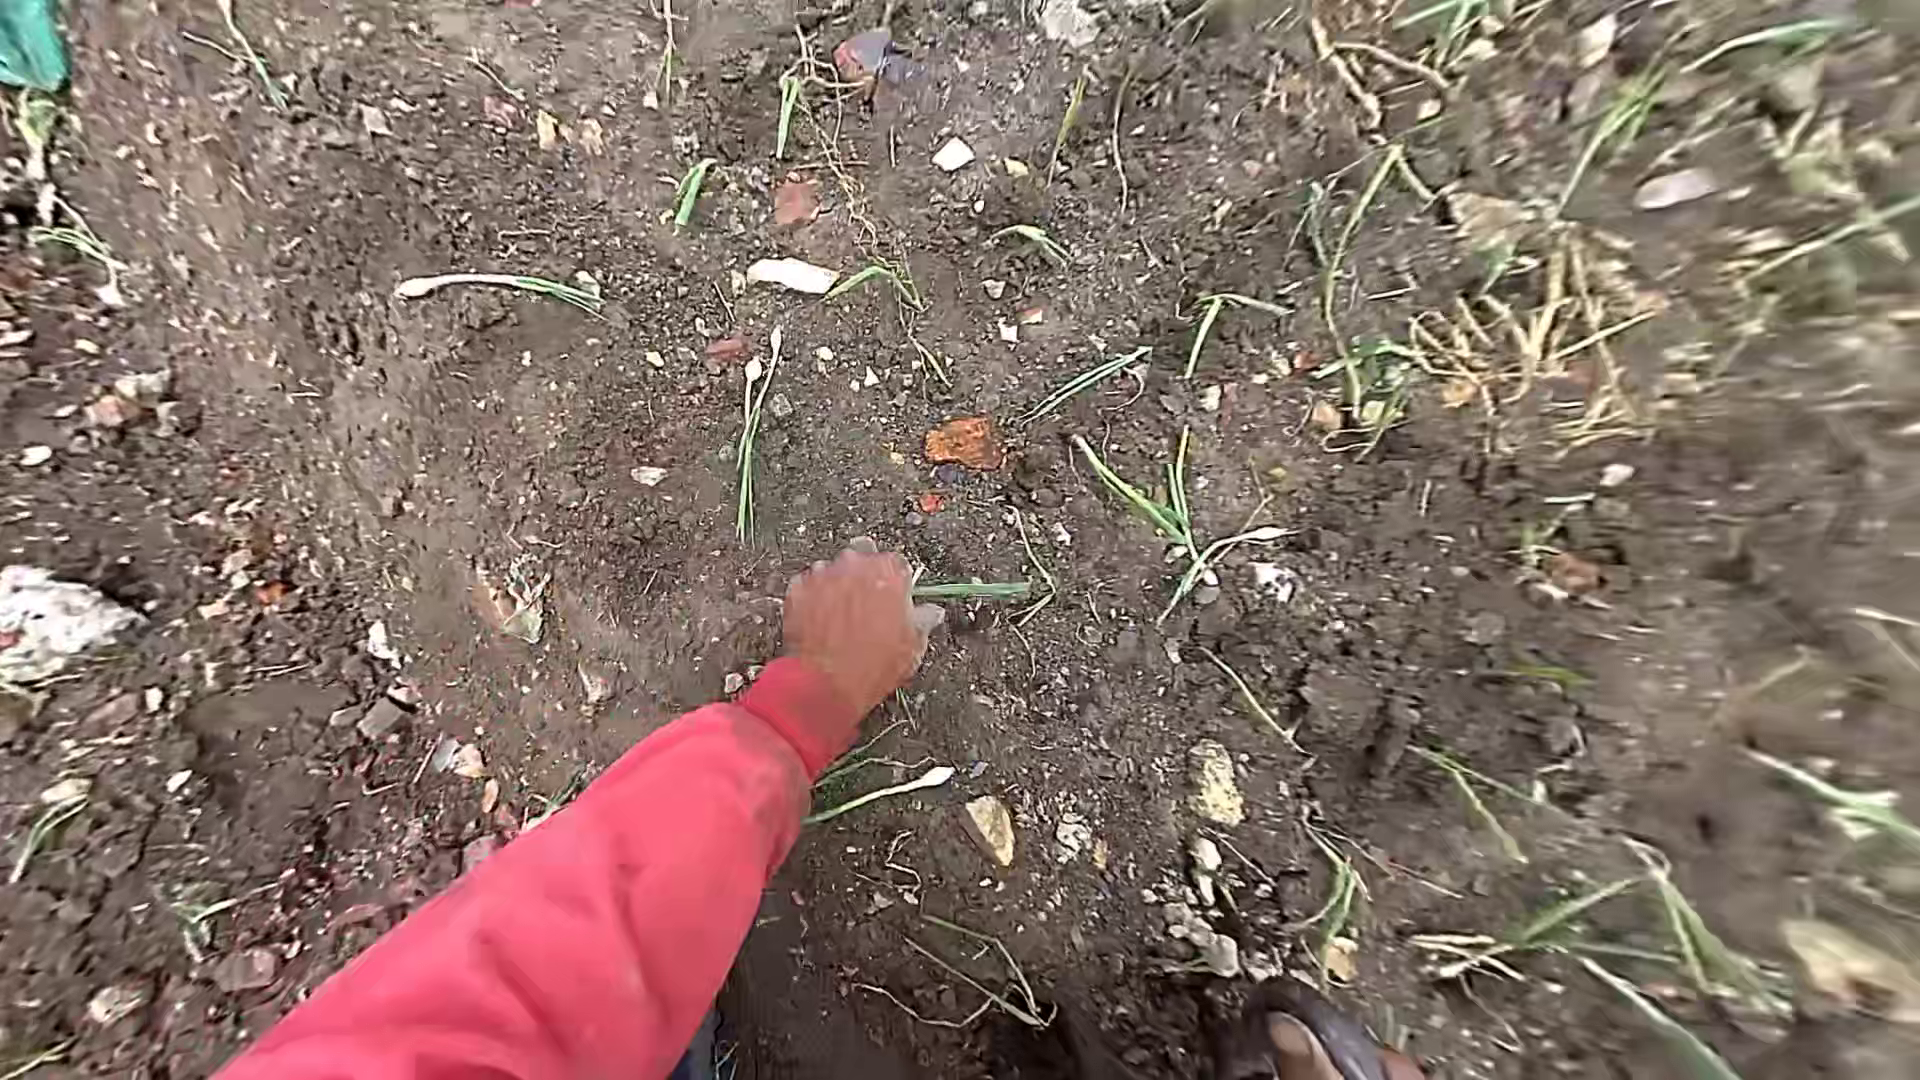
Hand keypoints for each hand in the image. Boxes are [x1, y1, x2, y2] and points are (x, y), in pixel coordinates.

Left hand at [782, 538, 942, 717]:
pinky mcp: (798, 589)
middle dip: (865, 577)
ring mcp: (824, 574)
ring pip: (834, 570)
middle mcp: (856, 564)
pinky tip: (820, 621)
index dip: (896, 583)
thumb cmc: (872, 666)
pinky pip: (808, 585)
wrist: (825, 685)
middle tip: (865, 605)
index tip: (894, 598)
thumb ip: (922, 620)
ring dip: (838, 585)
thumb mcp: (912, 645)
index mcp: (890, 571)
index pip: (898, 564)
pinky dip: (814, 598)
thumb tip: (930, 612)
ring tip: (840, 617)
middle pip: (864, 558)